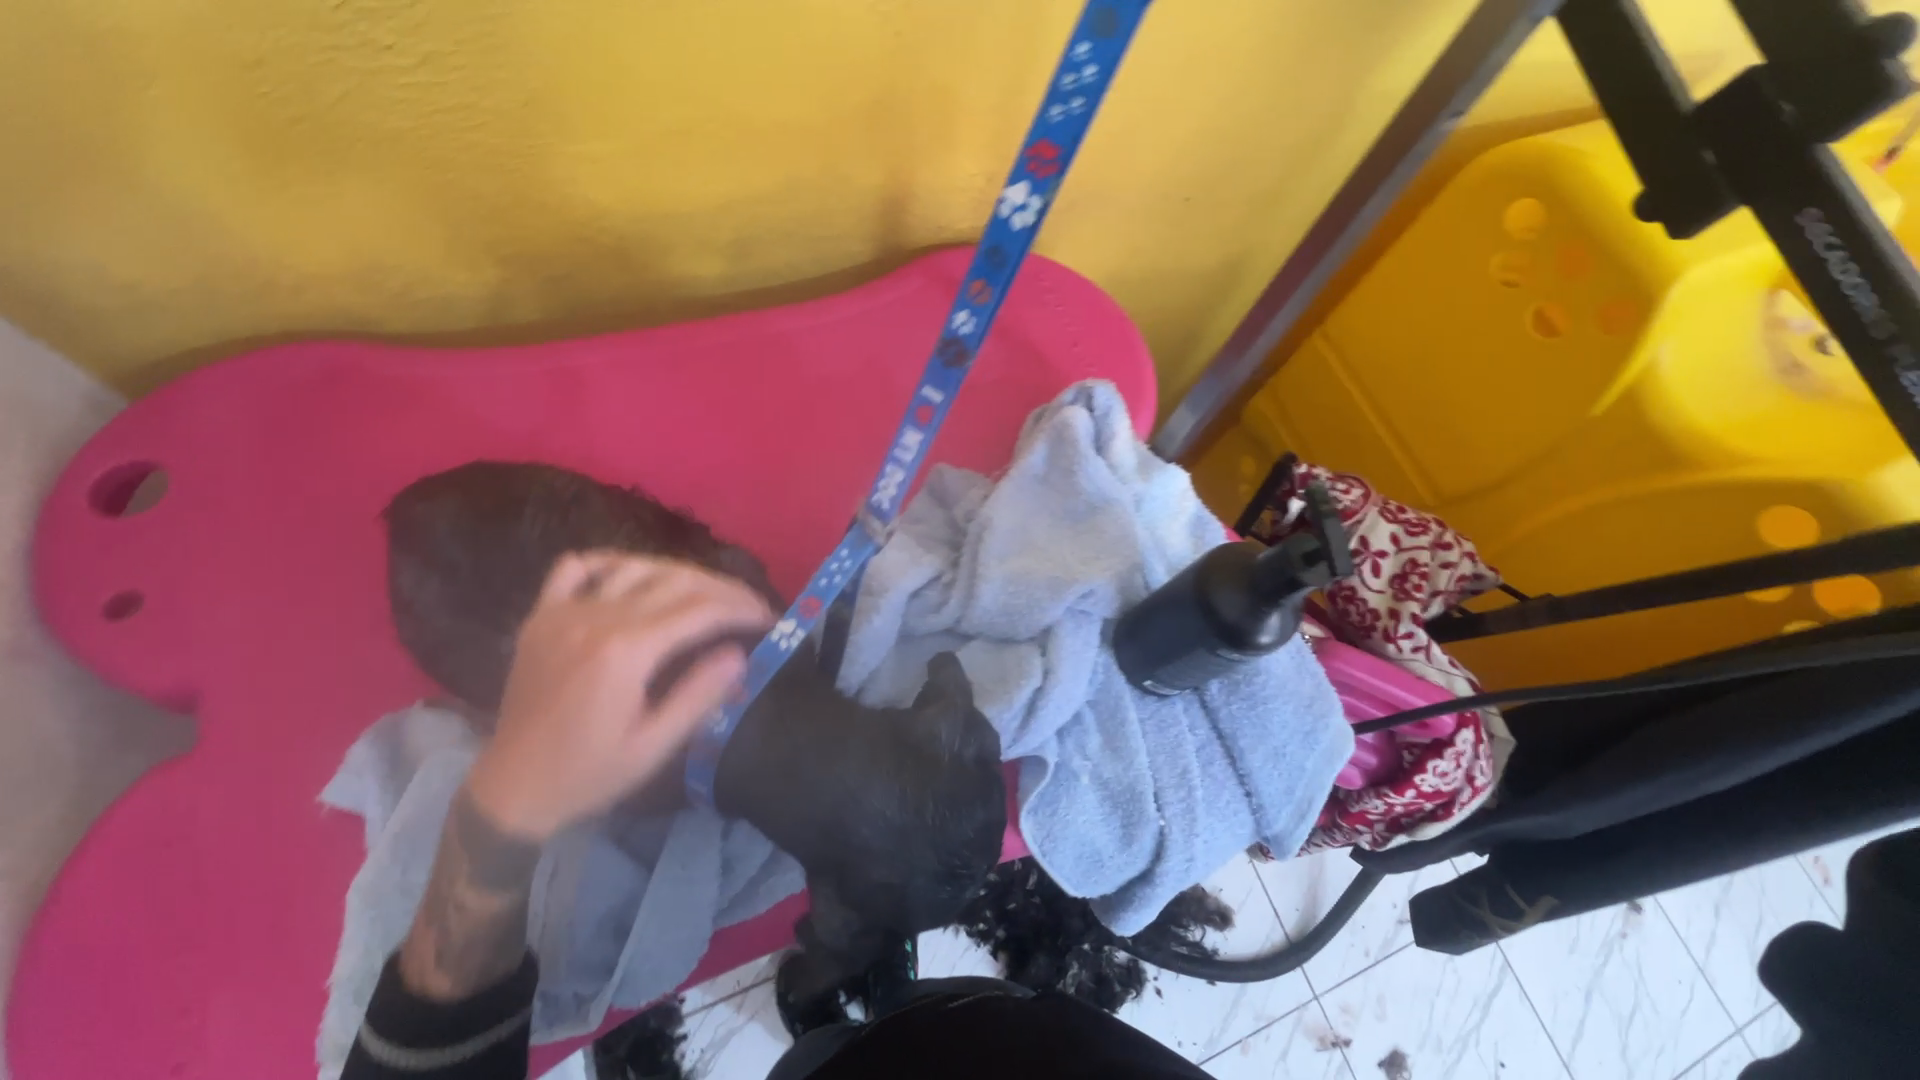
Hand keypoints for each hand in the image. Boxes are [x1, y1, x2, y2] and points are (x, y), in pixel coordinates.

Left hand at [464, 551, 773, 842]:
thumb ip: (699, 695)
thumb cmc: (590, 773)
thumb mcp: (655, 746)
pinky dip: (609, 563)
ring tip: (706, 592)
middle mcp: (597, 618)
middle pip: (676, 580)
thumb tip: (740, 654)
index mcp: (627, 651)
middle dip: (723, 589)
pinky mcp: (541, 616)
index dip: (742, 609)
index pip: (701, 609)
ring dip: (679, 572)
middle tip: (750, 606)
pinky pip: (576, 568)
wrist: (513, 788)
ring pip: (635, 566)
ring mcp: (565, 611)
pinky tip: (632, 577)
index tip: (769, 618)